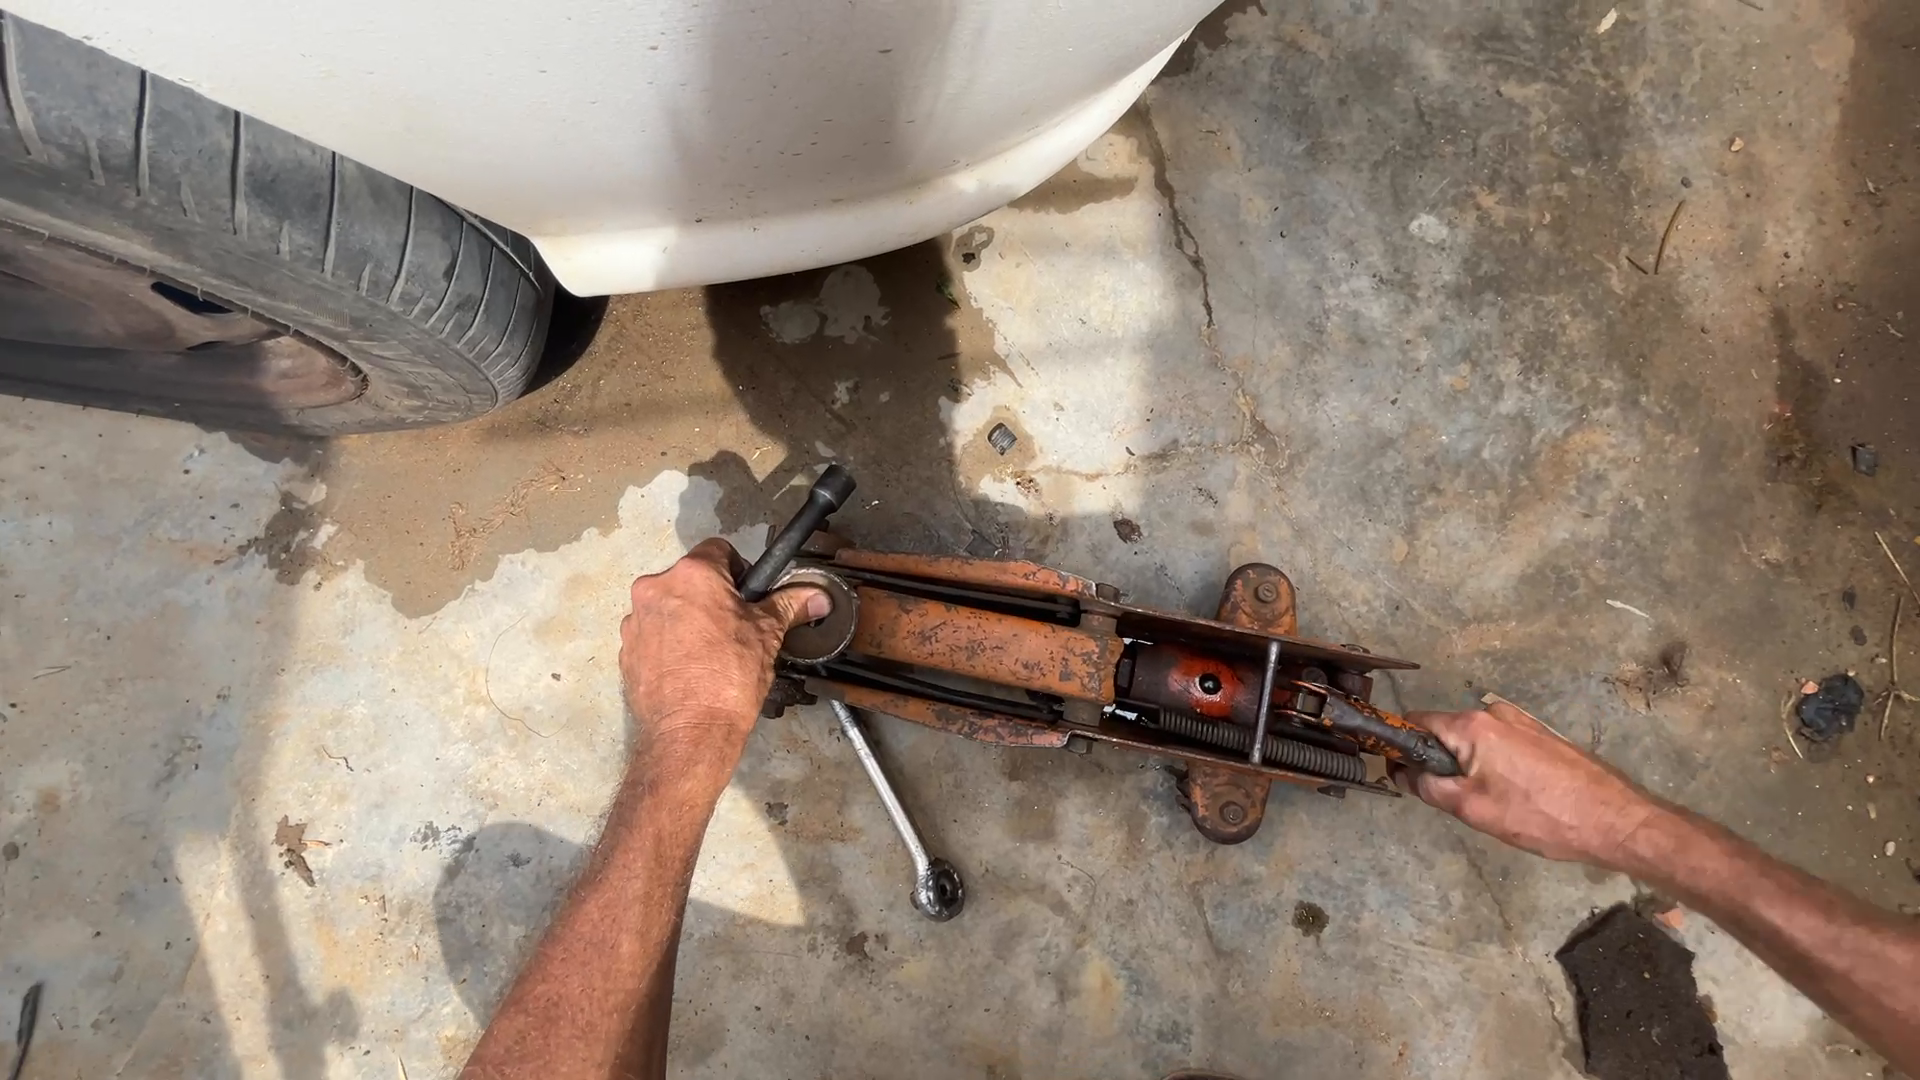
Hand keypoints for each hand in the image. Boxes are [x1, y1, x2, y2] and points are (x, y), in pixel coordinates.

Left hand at [618, 538, 829, 772]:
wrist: (691, 732)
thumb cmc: (730, 675)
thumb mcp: (768, 634)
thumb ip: (790, 604)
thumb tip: (818, 595)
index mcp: (692, 575)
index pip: (719, 550)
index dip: (739, 570)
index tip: (749, 596)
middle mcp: (656, 589)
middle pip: (691, 579)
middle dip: (713, 596)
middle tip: (736, 626)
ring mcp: (635, 621)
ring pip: (670, 606)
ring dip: (689, 619)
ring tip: (712, 652)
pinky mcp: (626, 651)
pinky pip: (654, 634)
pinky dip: (671, 643)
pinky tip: (691, 668)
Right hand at [1401, 701, 1661, 867]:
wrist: (1622, 824)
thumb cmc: (1541, 816)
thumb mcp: (1471, 808)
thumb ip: (1427, 787)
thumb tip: (1402, 773)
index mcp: (1471, 725)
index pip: (1414, 722)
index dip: (1403, 748)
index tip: (1408, 776)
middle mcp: (1494, 713)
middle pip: (1445, 732)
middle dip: (1441, 762)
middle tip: (1458, 798)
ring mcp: (1522, 722)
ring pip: (1474, 741)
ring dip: (1470, 765)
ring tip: (1495, 801)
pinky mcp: (1544, 736)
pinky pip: (1502, 746)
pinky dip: (1498, 766)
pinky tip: (1520, 795)